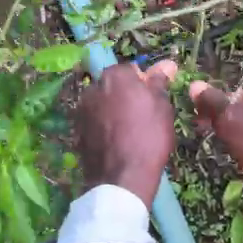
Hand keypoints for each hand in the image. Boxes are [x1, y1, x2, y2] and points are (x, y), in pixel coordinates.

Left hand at [75, 59, 179, 206]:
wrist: (122, 178)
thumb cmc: (149, 137)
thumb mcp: (162, 107)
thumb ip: (159, 83)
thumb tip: (166, 64)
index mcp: (115, 76)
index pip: (131, 70)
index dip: (144, 84)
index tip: (153, 101)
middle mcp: (93, 87)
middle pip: (114, 86)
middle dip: (126, 95)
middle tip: (143, 116)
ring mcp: (82, 110)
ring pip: (103, 103)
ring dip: (113, 110)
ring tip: (129, 132)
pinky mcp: (76, 131)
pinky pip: (95, 121)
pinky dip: (104, 127)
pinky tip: (117, 142)